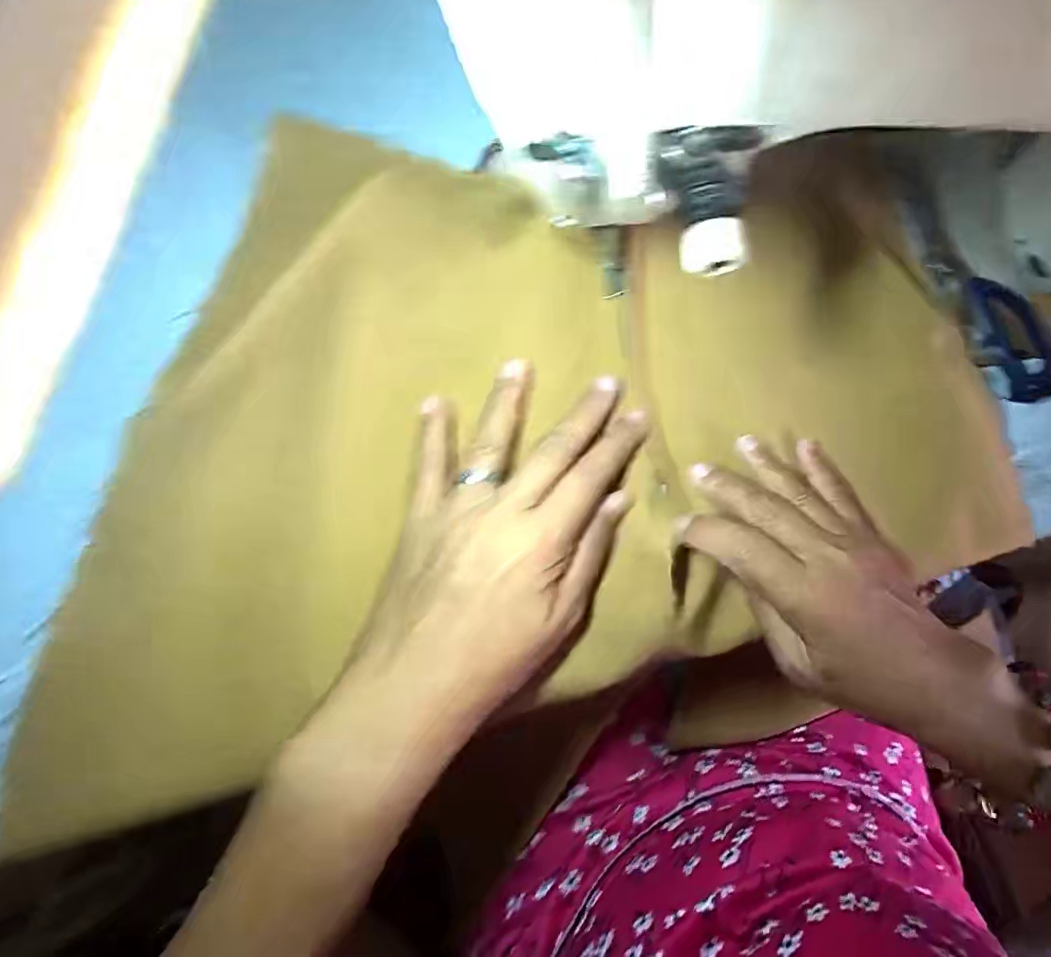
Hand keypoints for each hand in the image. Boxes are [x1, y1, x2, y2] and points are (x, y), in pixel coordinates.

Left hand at [342, 361, 649, 725]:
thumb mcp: (562, 618)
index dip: (618, 443)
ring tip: (519, 364)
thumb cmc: (499, 662)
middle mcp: (504, 509)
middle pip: (552, 450)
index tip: (639, 414)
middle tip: (606, 381)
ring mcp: (457, 509)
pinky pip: (426, 468)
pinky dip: (431, 433)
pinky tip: (435, 401)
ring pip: (489, 444)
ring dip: (507, 402)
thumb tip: (617, 498)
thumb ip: (590, 552)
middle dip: (584, 414)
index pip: (591, 475)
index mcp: (544, 537)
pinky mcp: (420, 518)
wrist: (412, 687)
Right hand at [677, 437, 1012, 745]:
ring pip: (801, 492)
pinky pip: (842, 492)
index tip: (681, 526)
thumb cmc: (856, 678)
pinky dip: (821, 467)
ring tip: (744, 442)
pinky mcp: (871, 533)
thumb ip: (766, 610)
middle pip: (766, 509)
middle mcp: (823, 554)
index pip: (741, 547)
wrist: (926, 670)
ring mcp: (851, 538)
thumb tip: (741, 567)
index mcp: (801, 593)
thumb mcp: (796, 660)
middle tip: (699, 470)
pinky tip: (804, 444)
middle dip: (728, 487)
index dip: (706, 532)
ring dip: (769, 465)